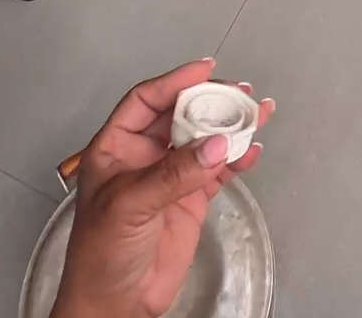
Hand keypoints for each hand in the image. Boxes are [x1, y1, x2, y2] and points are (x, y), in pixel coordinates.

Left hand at [51, 59, 273, 317]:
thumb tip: (218, 143)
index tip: (205, 69)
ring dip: (231, 125)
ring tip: (259, 110)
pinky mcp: (192, 198)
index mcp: (117, 145)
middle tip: (240, 90)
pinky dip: (237, 158)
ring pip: (205, 138)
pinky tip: (252, 150)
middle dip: (211, 99)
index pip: (147, 100)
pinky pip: (219, 169)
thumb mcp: (130, 204)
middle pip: (182, 113)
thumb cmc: (102, 251)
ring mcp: (171, 174)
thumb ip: (175, 173)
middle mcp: (145, 153)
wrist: (115, 306)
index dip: (175, 81)